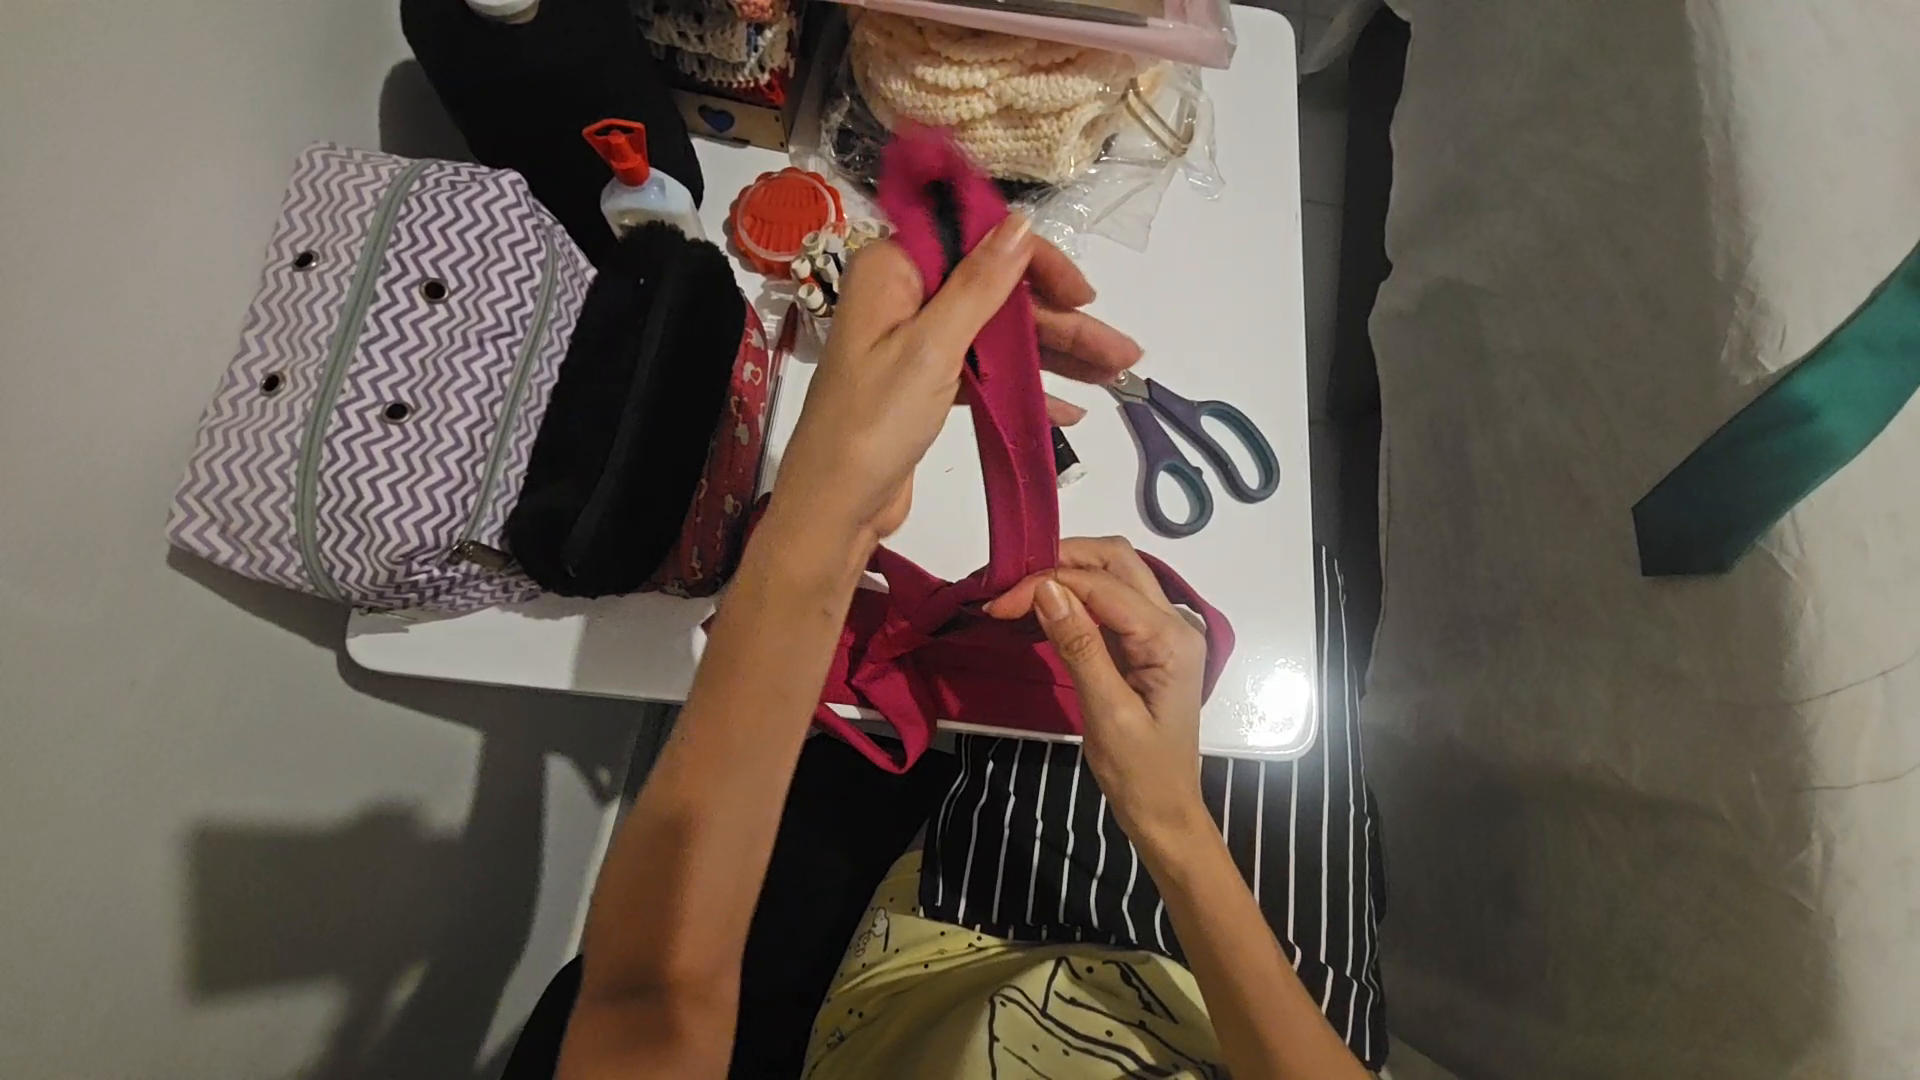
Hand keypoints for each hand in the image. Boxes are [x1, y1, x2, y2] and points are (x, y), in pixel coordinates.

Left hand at [770, 218, 1141, 547]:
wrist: (835, 506)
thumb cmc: (874, 423)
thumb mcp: (931, 348)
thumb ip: (979, 285)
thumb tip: (1020, 222)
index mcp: (893, 270)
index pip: (977, 243)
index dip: (1036, 264)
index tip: (1084, 296)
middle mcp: (905, 298)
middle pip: (997, 295)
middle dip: (1060, 324)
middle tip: (1123, 353)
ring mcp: (916, 343)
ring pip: (998, 337)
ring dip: (1055, 357)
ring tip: (1114, 375)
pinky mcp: (925, 385)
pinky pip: (984, 373)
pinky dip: (1023, 389)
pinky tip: (1068, 411)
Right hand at [985, 537, 1209, 846]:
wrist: (1165, 810)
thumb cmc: (1139, 772)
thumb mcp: (1107, 712)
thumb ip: (1080, 644)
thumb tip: (1046, 588)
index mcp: (1169, 638)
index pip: (1102, 584)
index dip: (1047, 581)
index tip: (999, 602)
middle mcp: (1173, 621)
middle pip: (1116, 559)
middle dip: (1060, 560)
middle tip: (1010, 584)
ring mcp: (1163, 628)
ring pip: (1115, 571)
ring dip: (1067, 570)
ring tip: (1019, 590)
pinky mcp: (1147, 640)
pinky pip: (1111, 598)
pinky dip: (1076, 592)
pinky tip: (1045, 604)